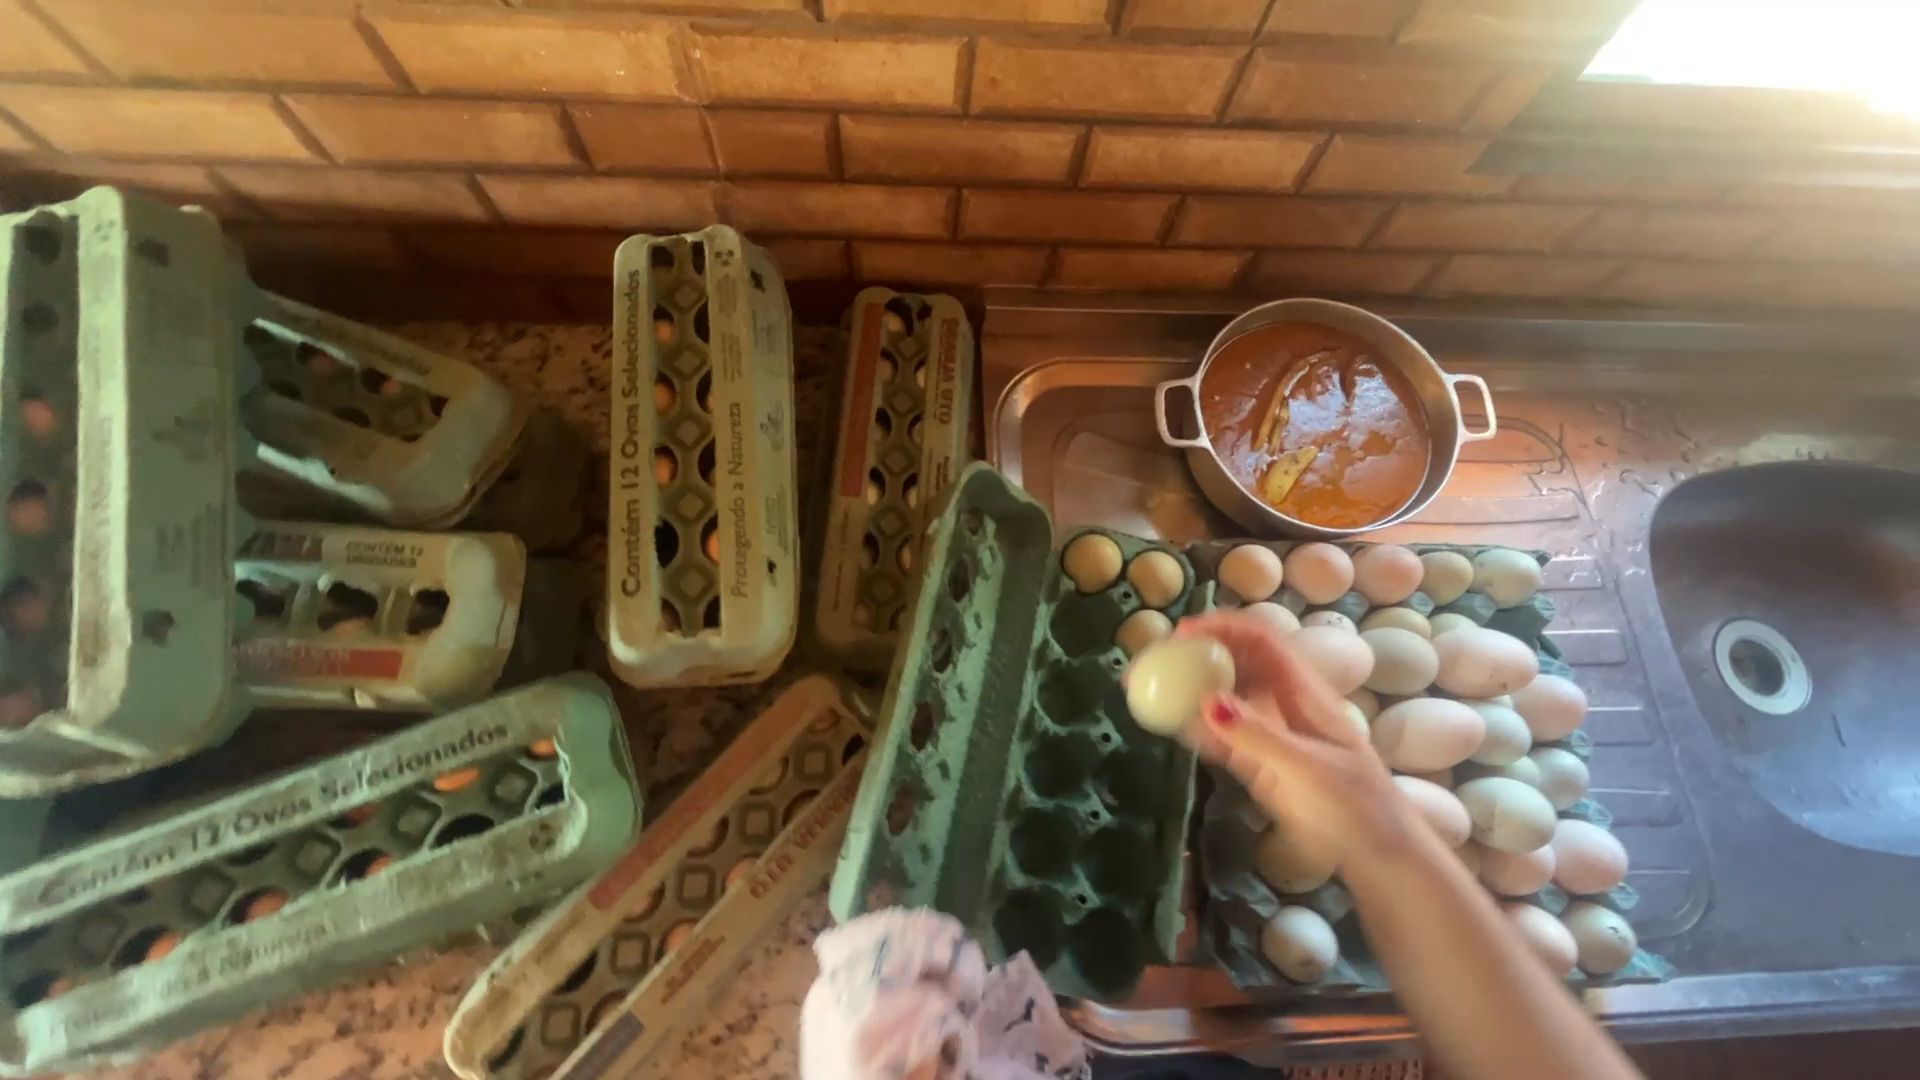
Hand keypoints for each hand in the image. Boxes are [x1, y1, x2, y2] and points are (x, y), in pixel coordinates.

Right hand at [1174, 612, 1414, 858]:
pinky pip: (1214, 736)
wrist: (1377, 854)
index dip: (1222, 627)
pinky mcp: (1253, 763)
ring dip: (1182, 689)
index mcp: (1301, 690)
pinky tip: (1163, 724)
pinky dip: (1189, 727)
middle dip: (1191, 653)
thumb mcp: (1309, 769)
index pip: (1259, 640)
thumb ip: (1258, 737)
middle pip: (1231, 662)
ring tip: (1142, 687)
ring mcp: (1264, 732)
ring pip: (1217, 698)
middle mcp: (1279, 702)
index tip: (1182, 632)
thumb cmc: (1356, 804)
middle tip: (1151, 658)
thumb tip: (1207, 702)